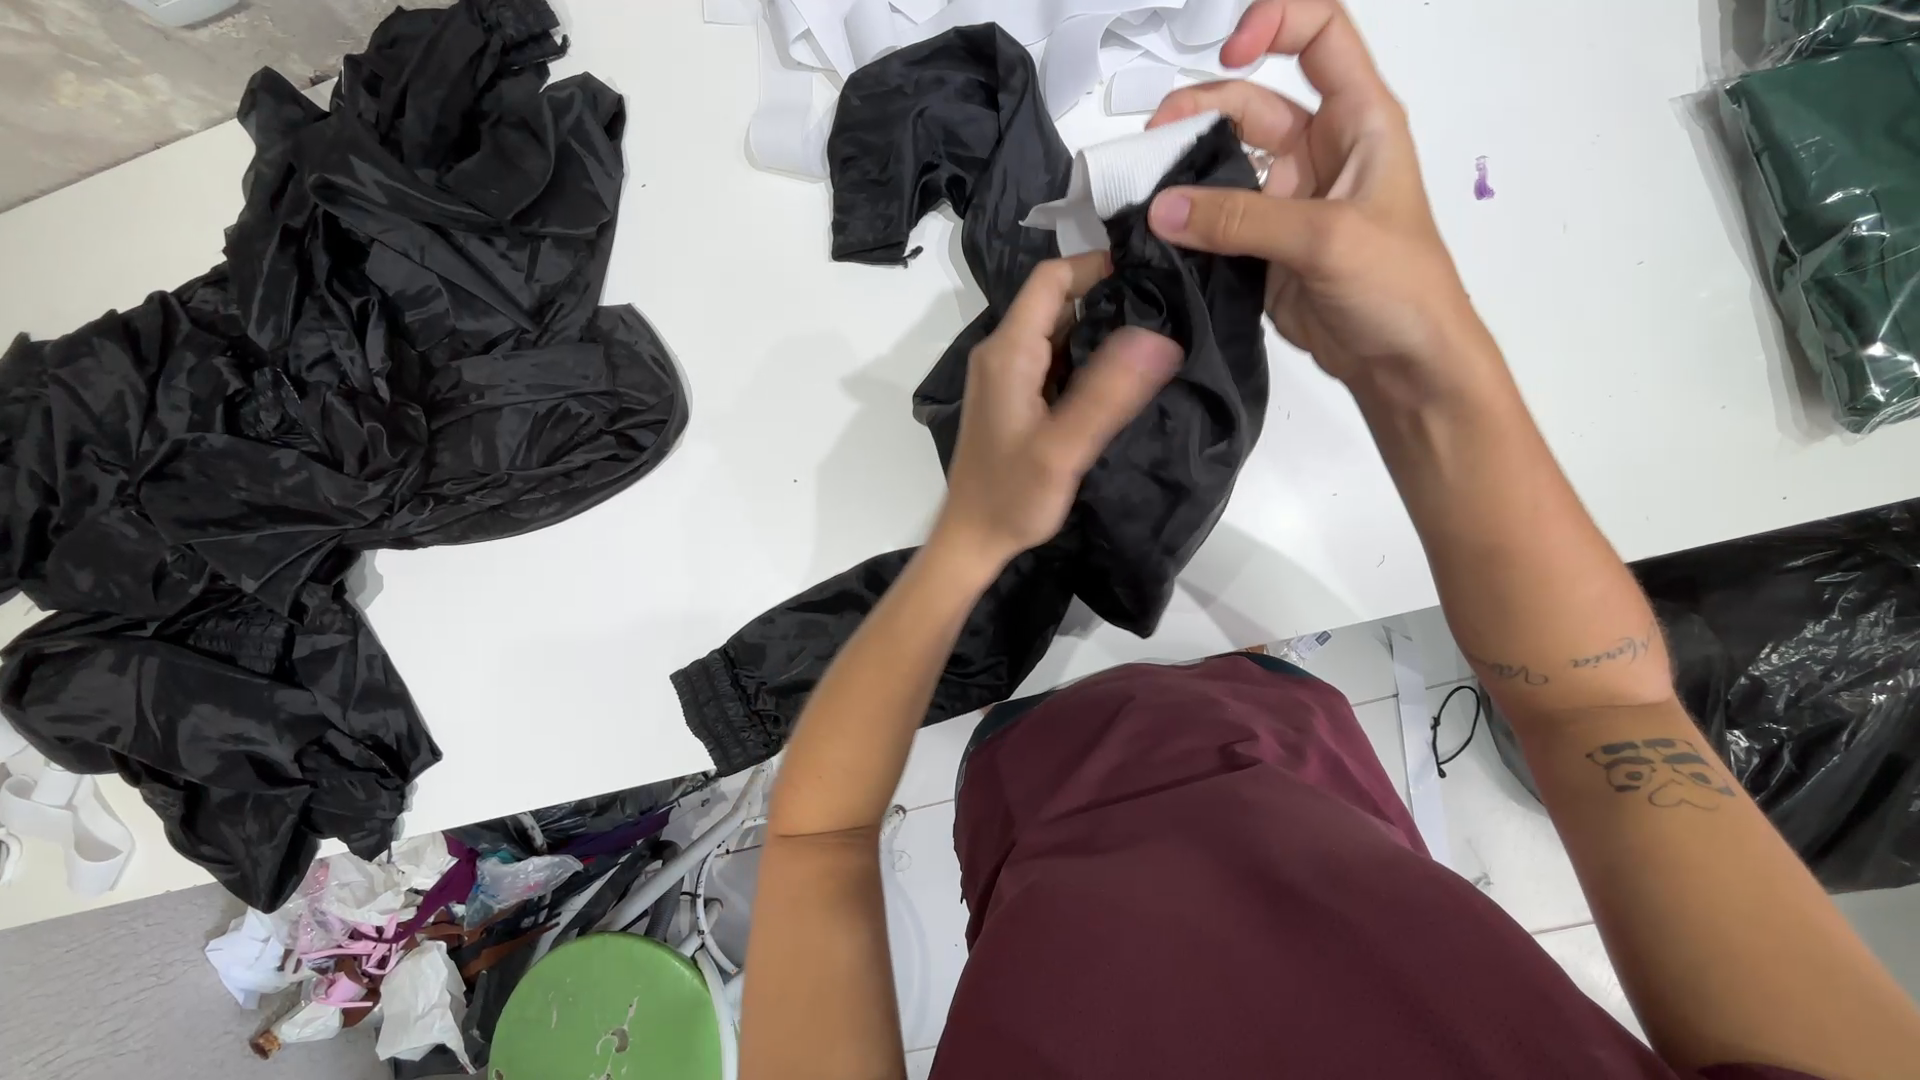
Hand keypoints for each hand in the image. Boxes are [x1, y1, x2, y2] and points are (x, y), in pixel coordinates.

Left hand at [931, 254, 1182, 572]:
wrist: (973, 539)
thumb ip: (1107, 394)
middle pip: (1057, 301)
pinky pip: (1055, 361)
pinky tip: (1122, 375)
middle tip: (1167, 307)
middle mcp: (1002, 353)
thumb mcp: (1063, 449)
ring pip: (1058, 331)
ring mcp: (1007, 376)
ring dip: (1101, 329)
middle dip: (1109, 297)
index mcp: (1008, 352)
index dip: (1098, 266)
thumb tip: (1160, 336)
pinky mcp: (1015, 399)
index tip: (1152, 275)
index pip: (1052, 278)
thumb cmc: (1011, 497)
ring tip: (1156, 335)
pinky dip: (1087, 359)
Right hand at [1146, 0, 1492, 390]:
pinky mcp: (1262, 249)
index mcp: (1358, 120)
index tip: (1226, 52)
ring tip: (1141, 193)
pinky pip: (1215, 223)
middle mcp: (1319, 151)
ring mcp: (1286, 202)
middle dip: (1198, 112)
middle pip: (1250, 104)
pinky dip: (1185, 226)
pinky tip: (1156, 234)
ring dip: (1184, 173)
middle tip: (1150, 146)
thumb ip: (1242, 220)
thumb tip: (1161, 210)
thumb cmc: (1398, 286)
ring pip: (1224, 167)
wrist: (1401, 362)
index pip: (1320, 35)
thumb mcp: (1325, 238)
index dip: (1274, 23)